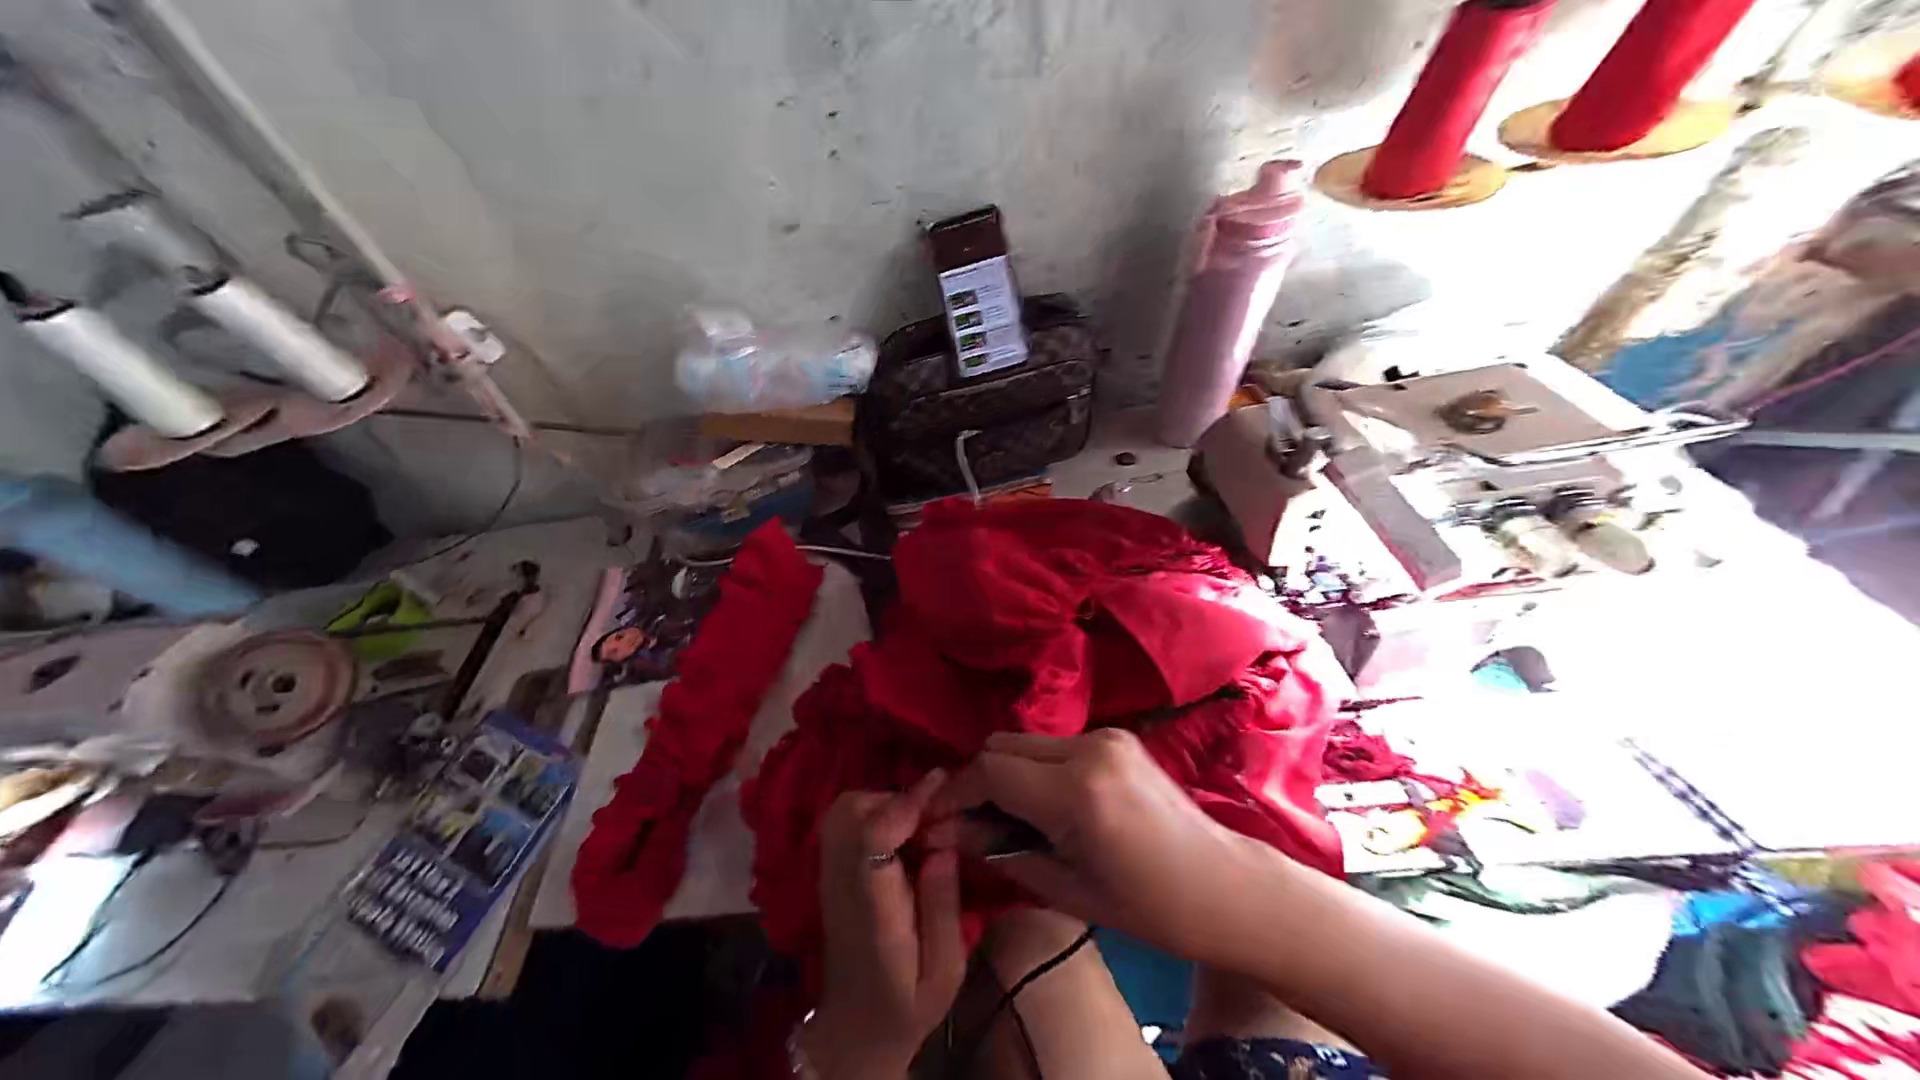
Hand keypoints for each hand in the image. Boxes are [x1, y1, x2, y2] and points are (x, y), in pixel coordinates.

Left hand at [804, 771, 966, 1079]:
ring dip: (883, 800)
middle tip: (935, 810)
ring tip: (920, 820)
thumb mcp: (945, 971)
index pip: (870, 842)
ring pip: (841, 810)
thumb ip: (943, 906)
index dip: (903, 804)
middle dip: (895, 797)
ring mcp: (827, 877)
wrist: (854, 1032)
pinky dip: (872, 809)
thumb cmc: (907, 1006)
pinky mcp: (827, 874)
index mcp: (873, 913)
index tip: (940, 784)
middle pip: (849, 813)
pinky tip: (902, 829)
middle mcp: (841, 885)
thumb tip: (944, 842)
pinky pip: (842, 821)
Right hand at [933, 729, 1268, 961]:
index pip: (990, 770)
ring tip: (1011, 818)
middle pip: (1002, 744)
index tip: (936, 817)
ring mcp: (1106, 736)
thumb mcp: (1067, 889)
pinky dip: (1036, 768)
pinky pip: (1055, 745)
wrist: (1225, 885)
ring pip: (1026, 741)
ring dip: (1007, 772)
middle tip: (971, 821)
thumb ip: (1003, 852)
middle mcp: (1089, 748)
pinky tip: (1046, 805)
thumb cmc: (1150, 908)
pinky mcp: (1117, 736)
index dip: (955, 792)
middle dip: (978, 779)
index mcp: (1077, 791)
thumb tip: (950, 831)